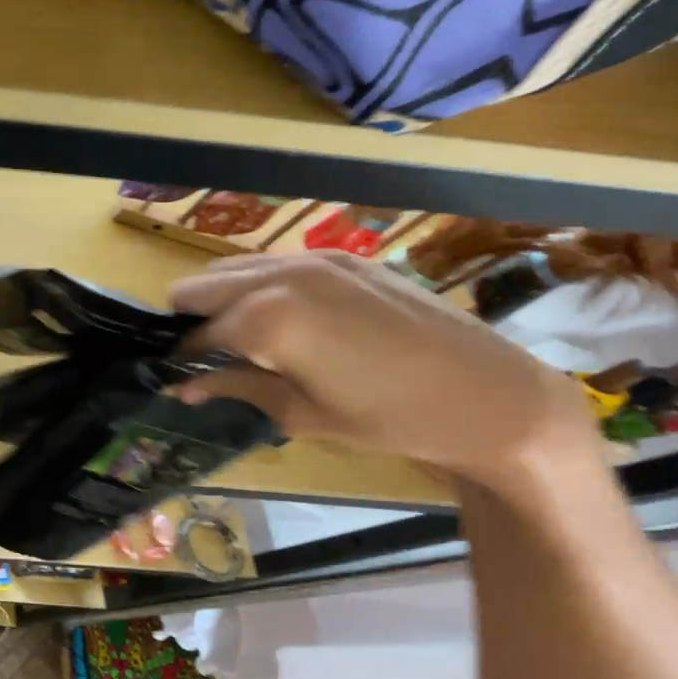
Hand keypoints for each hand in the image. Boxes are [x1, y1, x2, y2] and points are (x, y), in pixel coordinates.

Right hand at [170, 252, 599, 492]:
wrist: (496, 399)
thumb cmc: (393, 420)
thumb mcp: (302, 413)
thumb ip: (235, 387)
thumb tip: (181, 387)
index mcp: (267, 319)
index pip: (194, 333)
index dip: (182, 359)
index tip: (181, 380)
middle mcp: (282, 277)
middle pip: (197, 287)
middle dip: (195, 322)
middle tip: (214, 358)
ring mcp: (316, 261)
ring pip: (232, 269)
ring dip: (226, 301)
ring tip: (251, 341)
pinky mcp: (346, 259)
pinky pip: (276, 264)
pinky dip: (263, 288)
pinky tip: (292, 323)